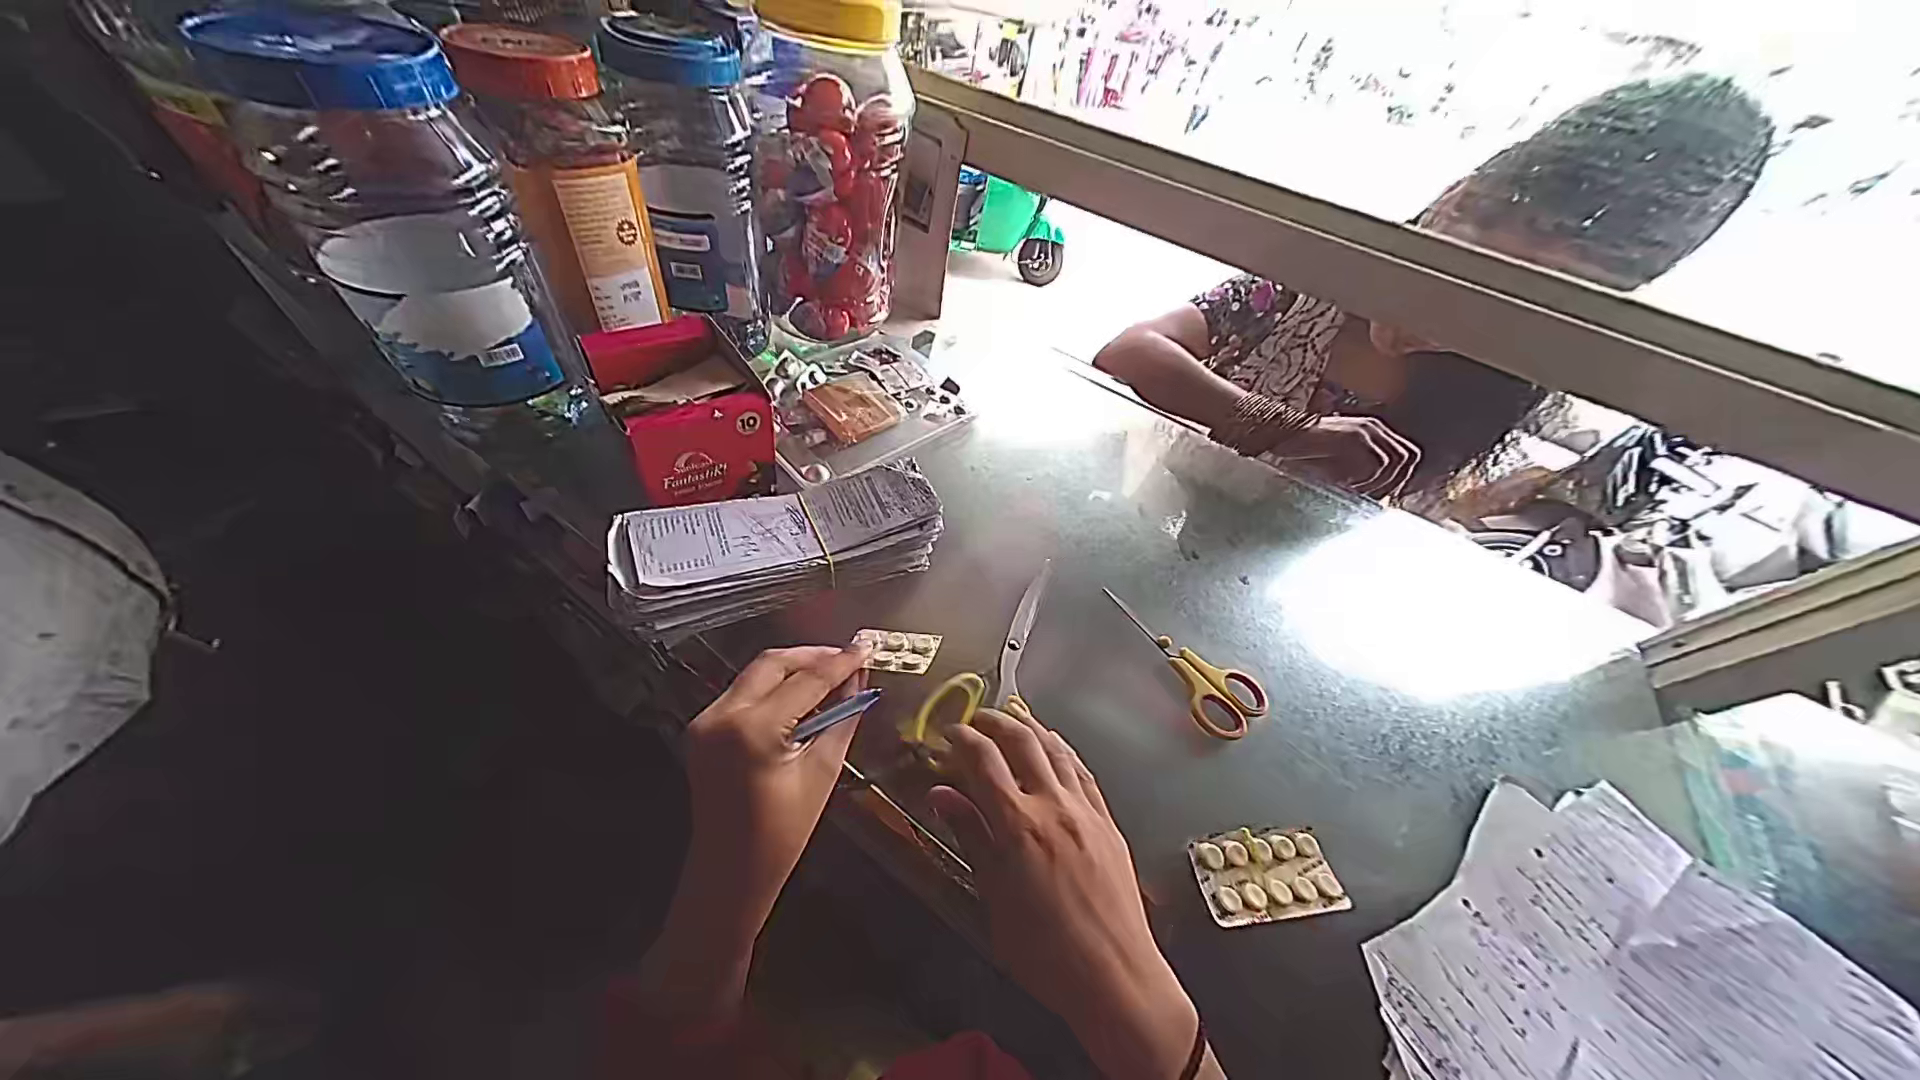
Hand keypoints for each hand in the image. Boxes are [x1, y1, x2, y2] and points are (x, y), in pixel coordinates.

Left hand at [682, 644, 871, 908]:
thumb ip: (843, 717)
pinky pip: (745, 691)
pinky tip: (802, 695)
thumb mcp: (822, 771)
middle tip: (848, 658)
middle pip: (774, 662)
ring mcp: (706, 721)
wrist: (730, 875)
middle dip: (814, 655)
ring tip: (831, 675)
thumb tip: (858, 681)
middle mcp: (721, 716)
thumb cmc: (780, 835)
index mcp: (752, 730)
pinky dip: (775, 686)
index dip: (841, 662)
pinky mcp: (703, 728)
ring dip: (795, 668)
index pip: (806, 679)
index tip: (865, 649)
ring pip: (757, 672)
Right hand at [927, 699, 1200, 1079]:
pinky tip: (1056, 748)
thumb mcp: (994, 896)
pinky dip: (1063, 750)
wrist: (1114, 975)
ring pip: (1055, 748)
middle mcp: (1052, 805)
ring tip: (1014, 719)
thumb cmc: (1045, 951)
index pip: (983, 759)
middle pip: (1021, 741)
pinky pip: (1082, 771)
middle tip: (978, 719)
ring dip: (1031, 726)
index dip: (962, 738)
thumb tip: (941, 796)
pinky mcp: (1107, 820)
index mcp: (1017, 824)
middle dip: (995, 722)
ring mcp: (1084, 809)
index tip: (950, 732)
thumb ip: (970, 836)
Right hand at [1279, 415, 1419, 497]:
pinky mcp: (1354, 437)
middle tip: (1375, 499)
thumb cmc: (1300, 451)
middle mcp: (1374, 427)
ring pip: (1394, 462)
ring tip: (1358, 494)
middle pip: (1408, 457)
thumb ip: (1354, 468)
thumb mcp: (1333, 458)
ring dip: (1379, 483)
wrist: (1278, 434)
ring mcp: (1366, 430)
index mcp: (1372, 430)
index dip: (1400, 477)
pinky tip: (1348, 486)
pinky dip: (1367, 480)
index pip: (1405, 454)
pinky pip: (1375, 464)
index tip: (1383, 495)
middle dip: (1395, 482)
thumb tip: (1372, 493)